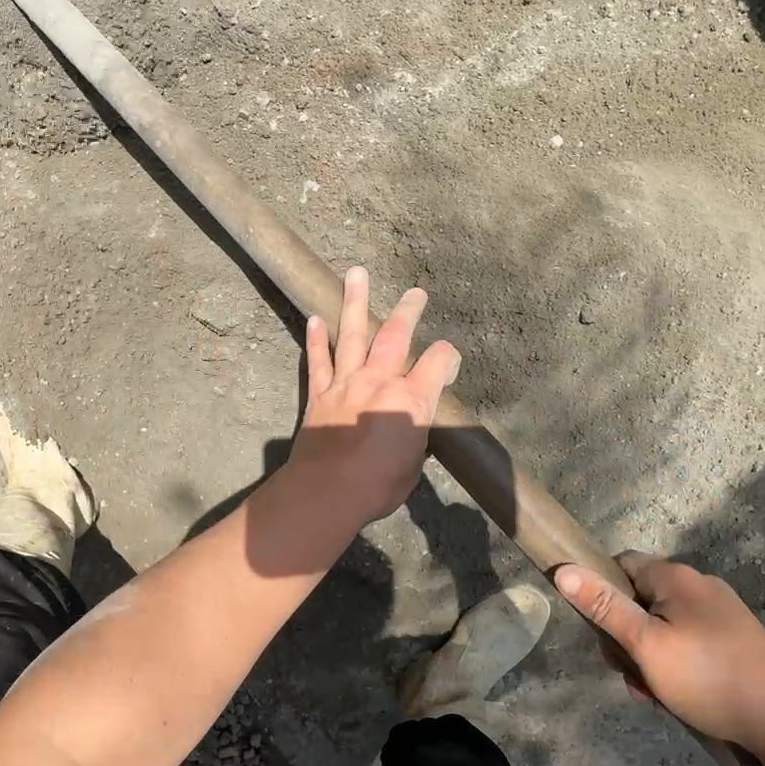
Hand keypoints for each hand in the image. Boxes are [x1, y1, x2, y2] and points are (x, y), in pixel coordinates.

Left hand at [287, 267, 459, 526]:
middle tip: (415, 292)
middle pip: (396, 336)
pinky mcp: (319, 395)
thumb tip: (413, 435)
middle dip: (408, 311)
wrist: (327, 491)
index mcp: (412, 400)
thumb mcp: (413, 466)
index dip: (448, 358)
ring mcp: (346, 384)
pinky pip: (318, 361)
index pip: (439, 362)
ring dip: (354, 302)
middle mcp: (380, 382)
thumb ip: (414, 440)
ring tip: (356, 274)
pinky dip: (316, 340)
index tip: (449, 361)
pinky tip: (315, 319)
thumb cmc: (377, 486)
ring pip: (352, 335)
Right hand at [552, 552, 764, 751]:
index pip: (620, 565)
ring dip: (649, 657)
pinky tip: (680, 696)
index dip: (601, 593)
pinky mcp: (739, 640)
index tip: (602, 633)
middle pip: (640, 599)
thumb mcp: (645, 646)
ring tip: (656, 694)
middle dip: (626, 637)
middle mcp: (701, 586)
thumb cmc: (709, 679)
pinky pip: (689, 642)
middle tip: (630, 675)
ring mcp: (724, 613)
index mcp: (677, 578)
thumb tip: (563, 569)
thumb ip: (603, 607)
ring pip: (663, 626)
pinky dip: (676, 665)